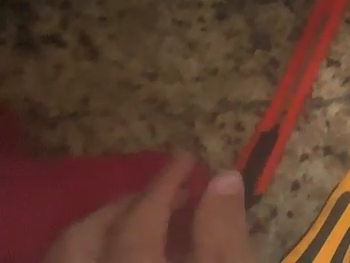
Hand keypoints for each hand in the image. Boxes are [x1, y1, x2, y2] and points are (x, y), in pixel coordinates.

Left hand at [43, 156, 254, 262]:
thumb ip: (223, 226)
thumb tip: (224, 176)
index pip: (139, 216)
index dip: (164, 182)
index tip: (187, 157)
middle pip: (84, 234)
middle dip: (125, 203)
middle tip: (167, 191)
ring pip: (65, 251)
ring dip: (104, 224)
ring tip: (144, 216)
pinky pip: (69, 262)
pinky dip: (93, 247)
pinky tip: (122, 243)